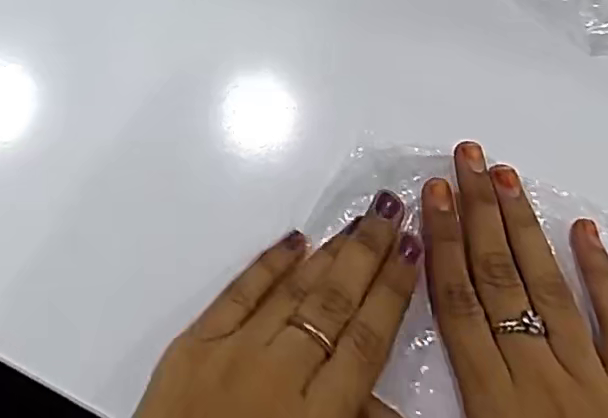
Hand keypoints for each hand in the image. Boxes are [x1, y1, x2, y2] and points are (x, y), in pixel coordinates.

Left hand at [134, 191, 423, 417]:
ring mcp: (235, 351)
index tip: (410, 250)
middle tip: (388, 209)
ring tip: (355, 219)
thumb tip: (390, 403)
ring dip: (328, 252)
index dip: (391, 293)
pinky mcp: (197, 341)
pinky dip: (268, 264)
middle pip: (332, 303)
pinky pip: (239, 292)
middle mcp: (280, 375)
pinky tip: (293, 240)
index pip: (364, 342)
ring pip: (292, 291)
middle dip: (365, 253)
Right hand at [421, 142, 607, 417]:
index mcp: (495, 403)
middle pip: (498, 278)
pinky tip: (585, 231)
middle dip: (478, 211)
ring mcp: (597, 385)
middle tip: (468, 156)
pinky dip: (602, 277)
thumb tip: (361, 395)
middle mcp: (541, 380)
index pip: (458, 302)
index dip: (440, 239)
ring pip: (549, 289)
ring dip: (524, 226)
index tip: (430, 190)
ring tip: (507, 174)